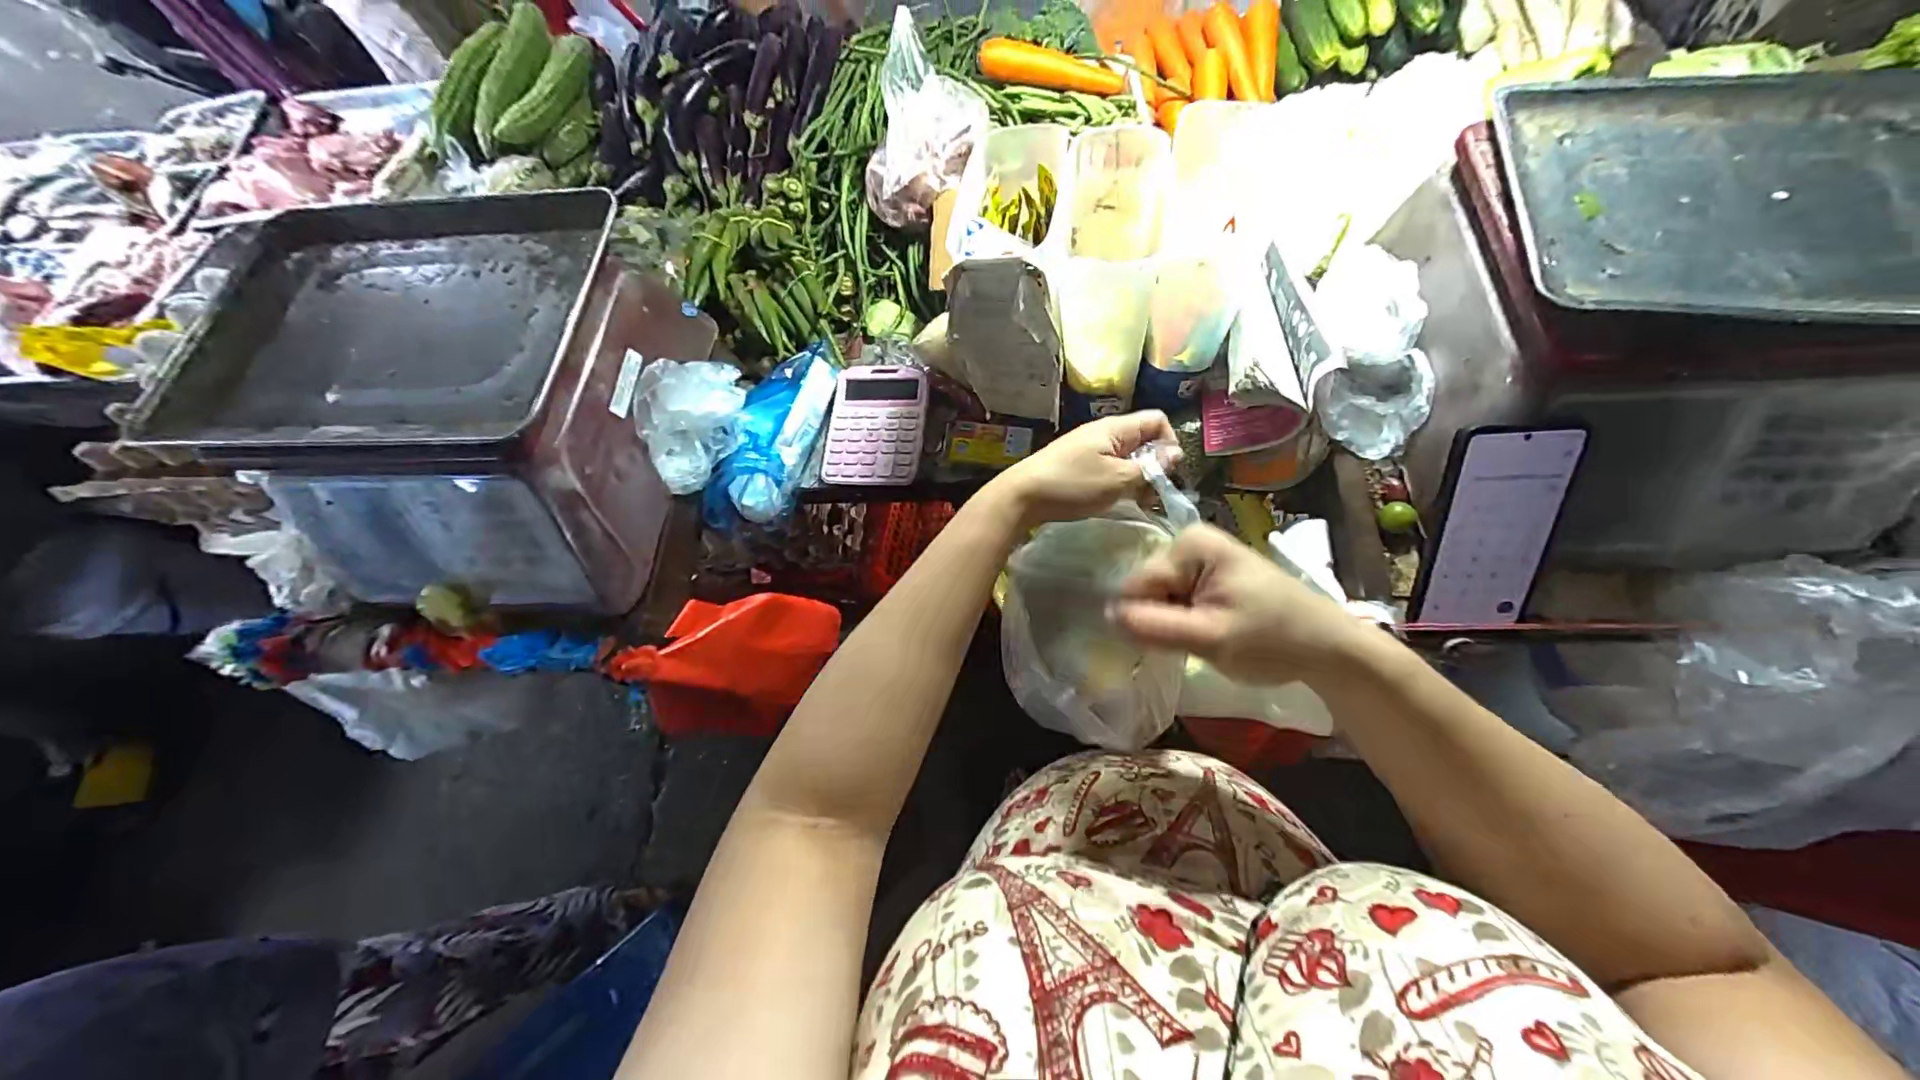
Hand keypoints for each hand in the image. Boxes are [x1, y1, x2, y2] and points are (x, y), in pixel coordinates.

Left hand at [983, 411, 1179, 527]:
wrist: (1022, 496)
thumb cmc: (1072, 485)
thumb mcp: (1118, 479)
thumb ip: (1150, 468)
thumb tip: (1176, 455)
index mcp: (1115, 428)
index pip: (1157, 420)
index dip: (1170, 442)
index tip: (1167, 472)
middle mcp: (1103, 433)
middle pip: (1143, 440)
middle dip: (1155, 465)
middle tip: (1153, 494)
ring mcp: (1088, 449)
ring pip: (1127, 457)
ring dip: (1138, 478)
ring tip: (1136, 502)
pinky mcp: (1077, 466)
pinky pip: (1109, 468)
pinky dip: (1119, 483)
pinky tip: (1115, 502)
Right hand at [1109, 523, 1392, 688]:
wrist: (1328, 648)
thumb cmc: (1274, 640)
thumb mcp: (1210, 637)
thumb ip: (1155, 626)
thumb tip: (1105, 615)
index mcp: (1190, 544)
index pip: (1137, 584)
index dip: (1147, 619)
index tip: (1178, 642)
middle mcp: (1190, 542)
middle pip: (1147, 589)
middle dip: (1161, 620)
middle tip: (1196, 643)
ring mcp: (1200, 559)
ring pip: (1158, 598)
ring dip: (1172, 625)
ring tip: (1205, 640)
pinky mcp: (1208, 577)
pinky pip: (1175, 600)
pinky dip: (1184, 623)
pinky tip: (1207, 635)